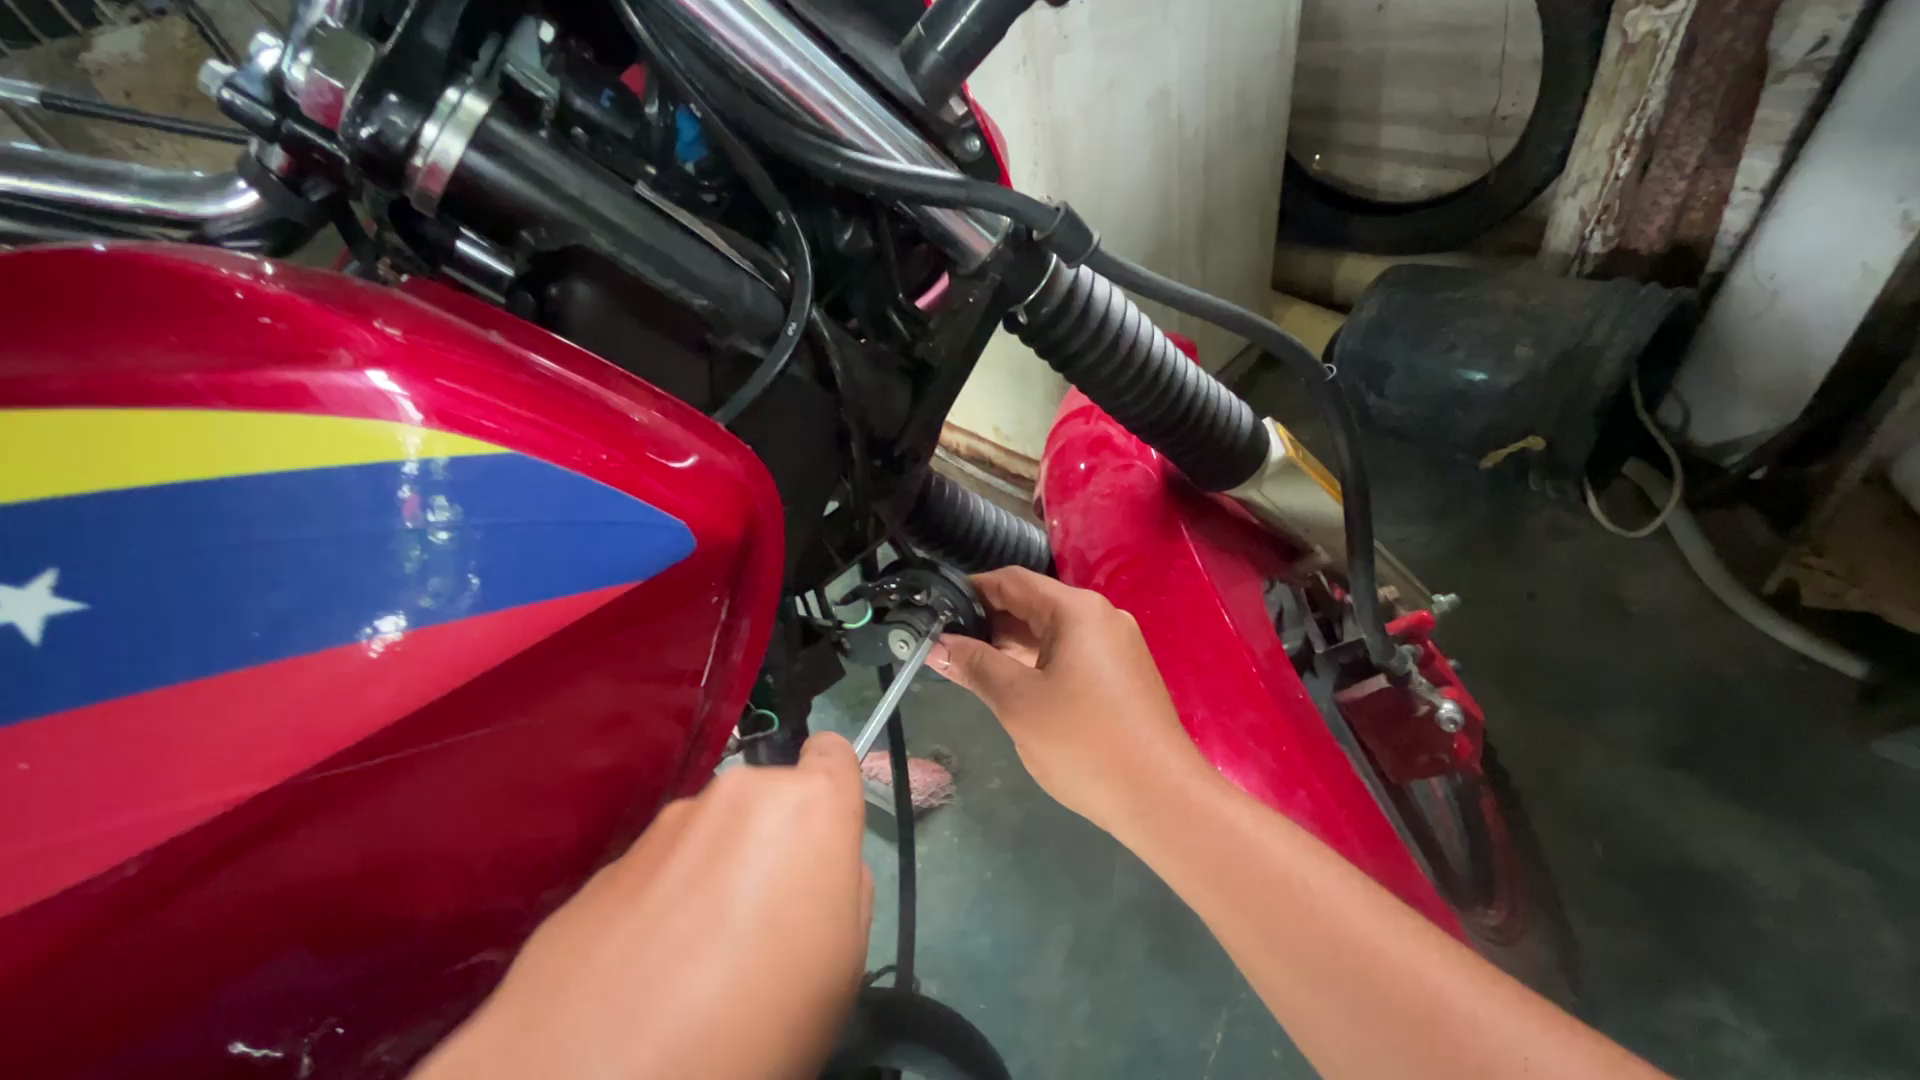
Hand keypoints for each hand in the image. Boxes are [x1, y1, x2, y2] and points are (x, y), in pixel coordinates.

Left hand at [413, 733, 872, 1079]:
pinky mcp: (604, 867)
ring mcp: (663, 827)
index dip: (833, 790)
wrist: (602, 1068)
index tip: (824, 842)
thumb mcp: (845, 962)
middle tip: (763, 925)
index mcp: (806, 806)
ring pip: (709, 836)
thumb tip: (816, 870)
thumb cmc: (763, 1013)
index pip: (832, 751)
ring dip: (713, 874)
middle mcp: (734, 796)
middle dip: (769, 845)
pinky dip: (661, 905)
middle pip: (768, 803)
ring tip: (699, 960)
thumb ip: (845, 888)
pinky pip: (657, 873)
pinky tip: (649, 973)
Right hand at [933, 567, 1212, 833]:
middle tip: (943, 643)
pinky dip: (1038, 663)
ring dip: (1011, 646)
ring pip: (1051, 633)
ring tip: (968, 666)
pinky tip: (1012, 685)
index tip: (933, 608)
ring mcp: (1117, 647)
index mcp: (1077, 610)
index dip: (970, 591)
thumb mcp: (1018, 702)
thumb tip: (937, 645)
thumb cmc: (1083, 743)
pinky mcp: (1122, 676)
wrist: (1160, 797)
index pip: (1012, 581)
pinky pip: (1070, 655)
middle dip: (988, 621)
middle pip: (1033, 604)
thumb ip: (975, 666)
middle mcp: (1101, 617)